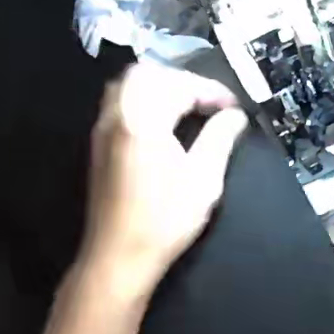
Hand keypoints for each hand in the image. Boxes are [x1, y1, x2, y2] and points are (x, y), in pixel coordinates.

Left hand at [74, 62, 249, 303]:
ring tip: (189, 106)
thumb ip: (220, 139)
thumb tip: (235, 116)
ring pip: (129, 84)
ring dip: (161, 86)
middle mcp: (117, 116)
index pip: (179, 85)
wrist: (117, 258)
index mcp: (142, 120)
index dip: (210, 90)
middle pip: (147, 74)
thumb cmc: (163, 221)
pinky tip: (164, 121)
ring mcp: (103, 129)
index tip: (232, 107)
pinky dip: (144, 99)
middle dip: (183, 80)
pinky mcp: (99, 144)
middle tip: (209, 101)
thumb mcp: (203, 180)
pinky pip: (120, 102)